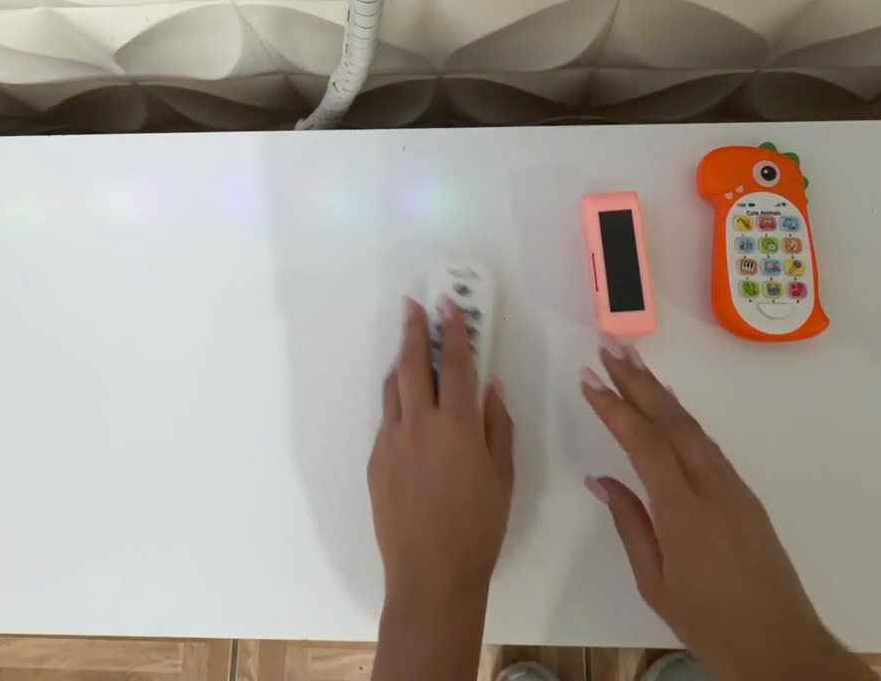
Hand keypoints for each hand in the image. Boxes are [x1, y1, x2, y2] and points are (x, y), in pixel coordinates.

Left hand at [369, 297, 514, 605]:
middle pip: (412, 364)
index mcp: (456, 425)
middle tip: (413, 305)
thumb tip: (491, 384)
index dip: (453, 330)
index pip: (453, 363)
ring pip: (392, 387)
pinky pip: (387, 418)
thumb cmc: (479, 527)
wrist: (430, 576)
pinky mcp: (376, 461)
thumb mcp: (504, 475)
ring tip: (407, 344)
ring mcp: (392, 441)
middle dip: (413, 329)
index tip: (448, 304)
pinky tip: (406, 403)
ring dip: (399, 360)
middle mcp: (419, 424)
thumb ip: (498, 424)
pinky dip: (396, 399)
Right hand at [580, 344, 866, 680]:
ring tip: (633, 363)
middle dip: (637, 381)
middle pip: (670, 420)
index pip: (643, 442)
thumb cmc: (708, 622)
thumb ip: (629, 523)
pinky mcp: (745, 493)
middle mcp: (711, 487)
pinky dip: (682, 416)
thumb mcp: (654, 582)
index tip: (588, 377)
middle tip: (610, 348)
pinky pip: (706, 442)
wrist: (783, 648)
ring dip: (660, 392)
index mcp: (682, 510)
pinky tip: (669, 406)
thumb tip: (600, 479)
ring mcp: (733, 486)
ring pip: (692, 426)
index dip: (614, 407)